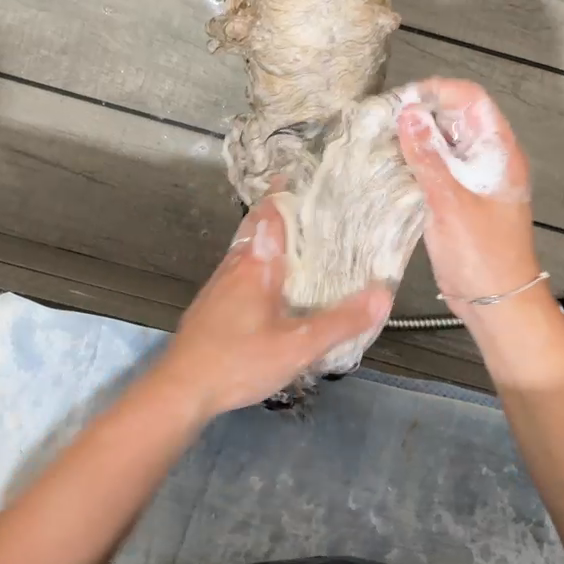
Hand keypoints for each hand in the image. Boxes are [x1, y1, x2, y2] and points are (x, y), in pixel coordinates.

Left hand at [154, 197, 392, 417]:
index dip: (285, 191)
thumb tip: (383, 294)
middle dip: (283, 215)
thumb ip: (340, 322)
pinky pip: (240, 272)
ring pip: (248, 251)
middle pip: (258, 228)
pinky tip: (273, 287)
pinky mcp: (212, 306)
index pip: (271, 213)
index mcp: (256, 264)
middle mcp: (235, 265)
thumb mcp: (297, 347)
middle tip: (315, 210)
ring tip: (302, 245)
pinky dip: (260, 266)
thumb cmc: (238, 361)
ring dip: (271, 242)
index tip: (305, 174)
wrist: (181, 388)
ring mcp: (219, 285)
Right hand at [396, 79, 542, 320]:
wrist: (495, 303)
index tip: (400, 101)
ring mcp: (473, 180)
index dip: (437, 91)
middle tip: (381, 122)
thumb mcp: (449, 203)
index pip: (471, 99)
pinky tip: (388, 169)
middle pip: (455, 118)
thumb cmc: (481, 254)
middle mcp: (488, 159)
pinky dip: (414, 164)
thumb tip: (407, 112)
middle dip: (419, 114)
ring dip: (413, 140)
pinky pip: (436, 169)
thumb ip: (427, 157)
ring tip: (378, 142)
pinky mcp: (459, 199)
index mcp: (498, 152)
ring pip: (443, 144)